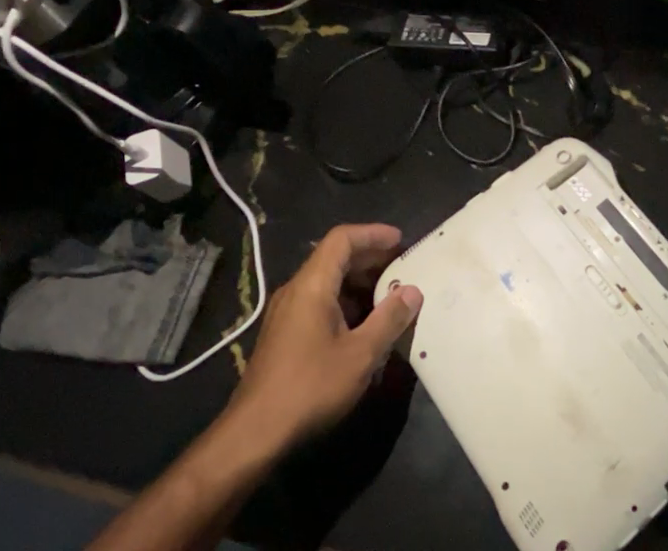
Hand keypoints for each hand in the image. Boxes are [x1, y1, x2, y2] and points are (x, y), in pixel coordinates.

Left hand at [226, 223, 422, 449]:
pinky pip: (320, 303)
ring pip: (327, 282)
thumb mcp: (361, 354)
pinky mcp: (285, 335)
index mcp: (312, 286)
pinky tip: (366, 325)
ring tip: (392, 296)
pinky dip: (347, 303)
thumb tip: (412, 291)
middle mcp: (295, 292)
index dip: (373, 234)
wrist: (254, 434)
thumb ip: (390, 319)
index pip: (342, 240)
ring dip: (360, 283)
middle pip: (334, 258)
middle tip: (404, 267)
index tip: (401, 242)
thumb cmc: (310, 387)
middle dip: (371, 258)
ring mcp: (286, 314)